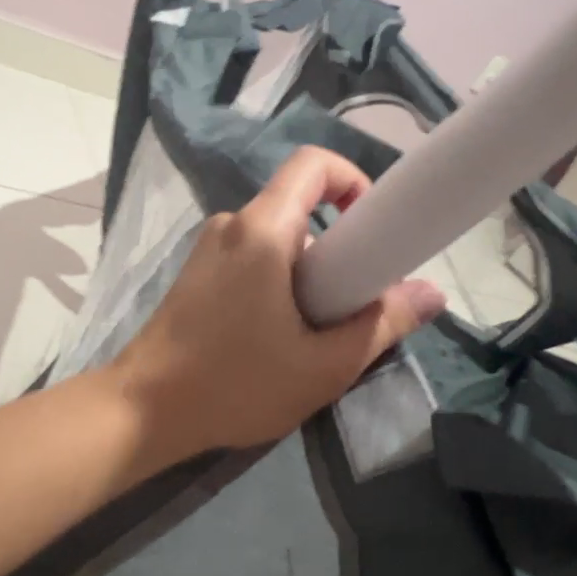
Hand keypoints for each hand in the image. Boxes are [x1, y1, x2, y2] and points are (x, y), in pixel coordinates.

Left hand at [107, 147, 445, 460]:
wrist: (142, 411)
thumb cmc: (235, 385)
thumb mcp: (323, 365)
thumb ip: (383, 324)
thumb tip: (434, 293)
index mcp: (262, 230)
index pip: (313, 165)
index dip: (353, 181)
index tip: (371, 233)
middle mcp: (231, 225)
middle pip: (299, 209)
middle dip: (335, 250)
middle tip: (349, 308)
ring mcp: (207, 249)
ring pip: (276, 240)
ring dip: (306, 275)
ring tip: (311, 335)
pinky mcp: (194, 274)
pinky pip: (251, 259)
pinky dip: (275, 284)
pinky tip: (273, 339)